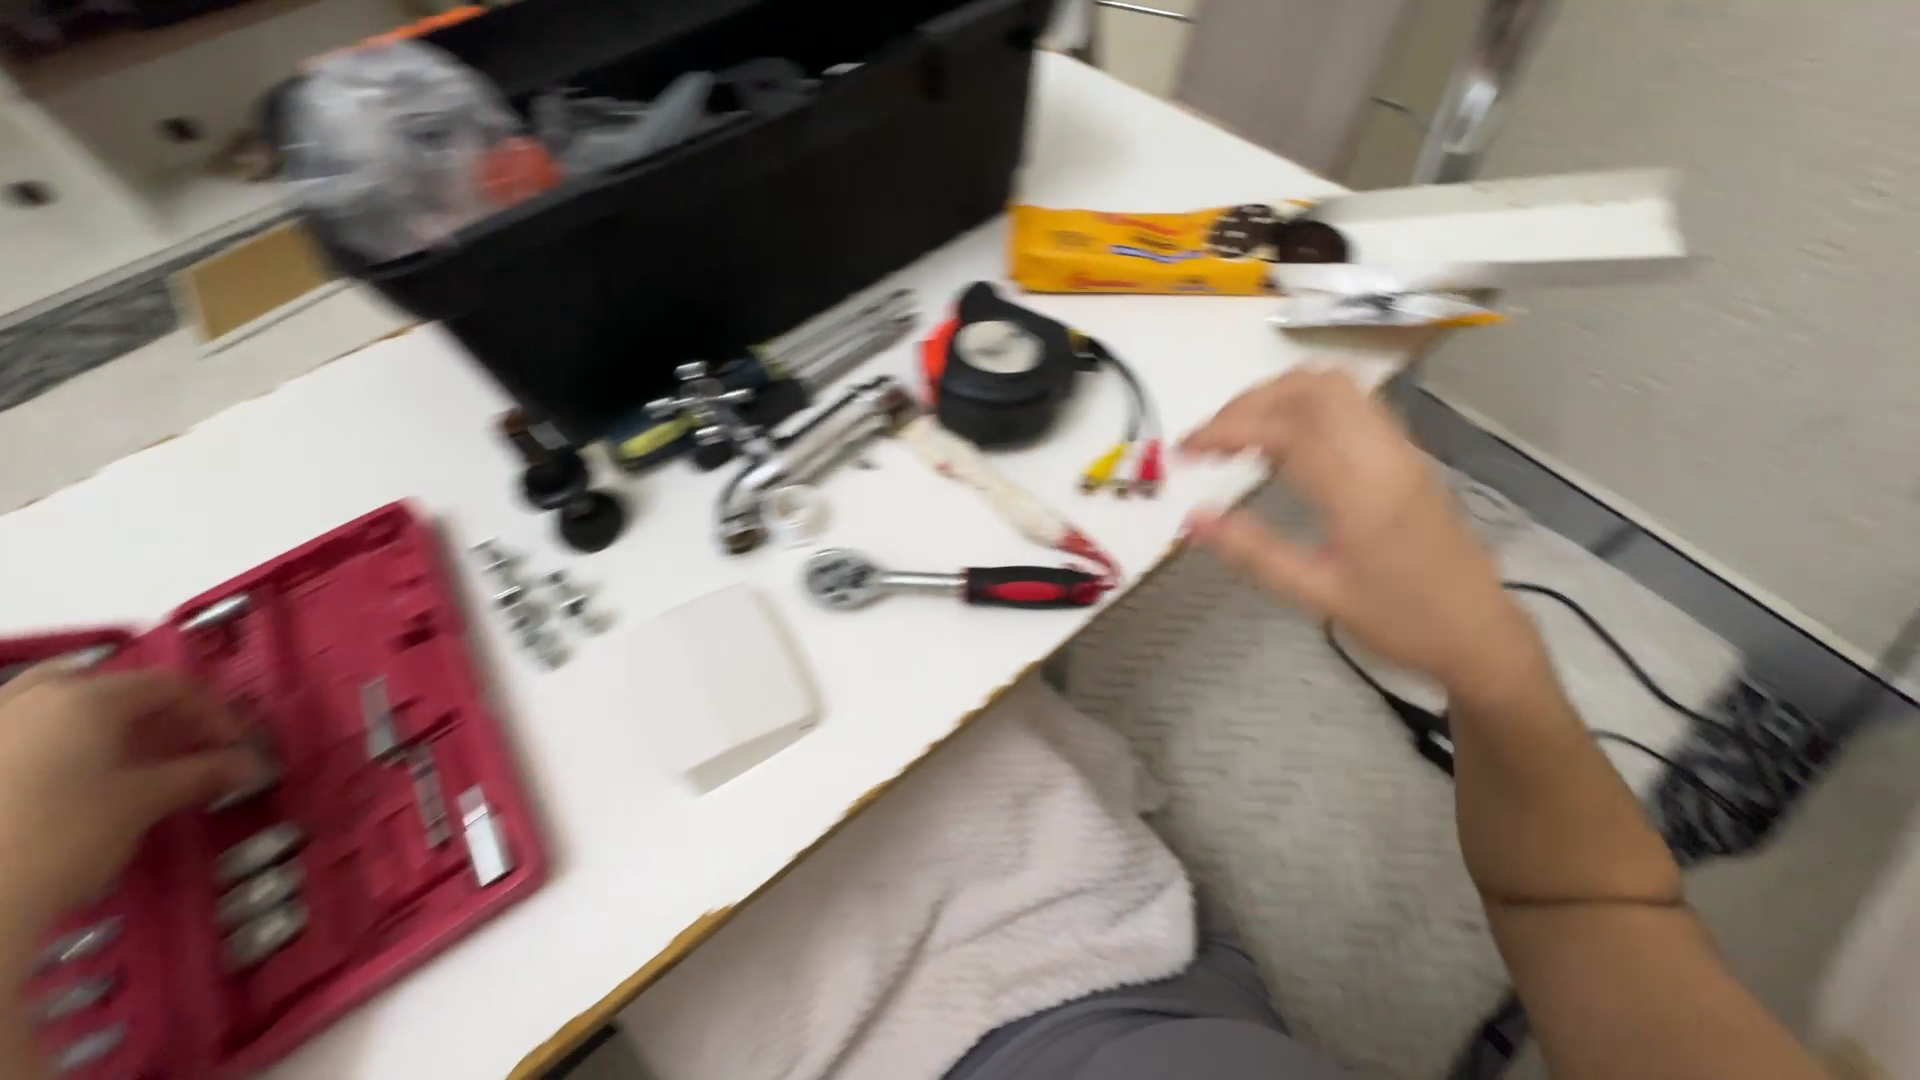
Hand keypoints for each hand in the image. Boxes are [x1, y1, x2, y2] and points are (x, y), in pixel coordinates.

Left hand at [0, 666, 257, 933]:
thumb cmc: (63, 836)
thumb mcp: (146, 802)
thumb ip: (205, 773)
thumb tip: (252, 764)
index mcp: (86, 696)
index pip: (172, 686)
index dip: (214, 715)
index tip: (235, 750)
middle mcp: (34, 697)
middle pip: (116, 690)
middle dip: (159, 717)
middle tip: (187, 749)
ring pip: (67, 709)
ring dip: (113, 729)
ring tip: (138, 764)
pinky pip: (34, 733)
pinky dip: (69, 745)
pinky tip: (82, 780)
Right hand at [1181, 369, 1540, 692]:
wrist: (1482, 633)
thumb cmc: (1400, 623)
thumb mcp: (1318, 596)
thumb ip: (1253, 552)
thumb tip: (1194, 520)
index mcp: (1362, 493)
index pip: (1285, 431)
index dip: (1226, 429)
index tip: (1185, 450)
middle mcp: (1385, 456)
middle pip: (1312, 388)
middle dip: (1250, 401)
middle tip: (1212, 438)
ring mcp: (1402, 449)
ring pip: (1338, 385)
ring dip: (1280, 394)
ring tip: (1241, 432)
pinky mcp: (1408, 453)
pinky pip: (1354, 403)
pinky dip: (1307, 404)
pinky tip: (1285, 440)